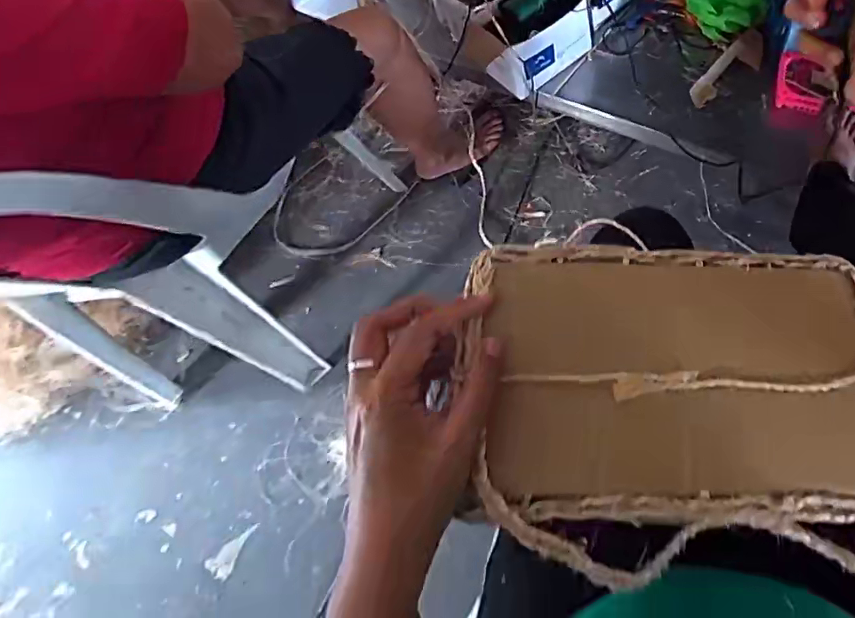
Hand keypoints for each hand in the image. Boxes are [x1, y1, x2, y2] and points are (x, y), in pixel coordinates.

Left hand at [345, 295, 502, 552]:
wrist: (385, 552)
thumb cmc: (422, 497)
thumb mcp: (460, 439)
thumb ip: (479, 385)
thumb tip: (494, 342)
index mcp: (383, 392)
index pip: (419, 331)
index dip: (456, 311)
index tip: (488, 302)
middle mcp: (363, 392)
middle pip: (376, 327)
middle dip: (415, 310)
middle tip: (454, 314)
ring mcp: (360, 406)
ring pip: (377, 348)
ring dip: (416, 337)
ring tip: (457, 350)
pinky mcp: (366, 420)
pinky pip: (385, 372)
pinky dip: (414, 361)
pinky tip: (445, 377)